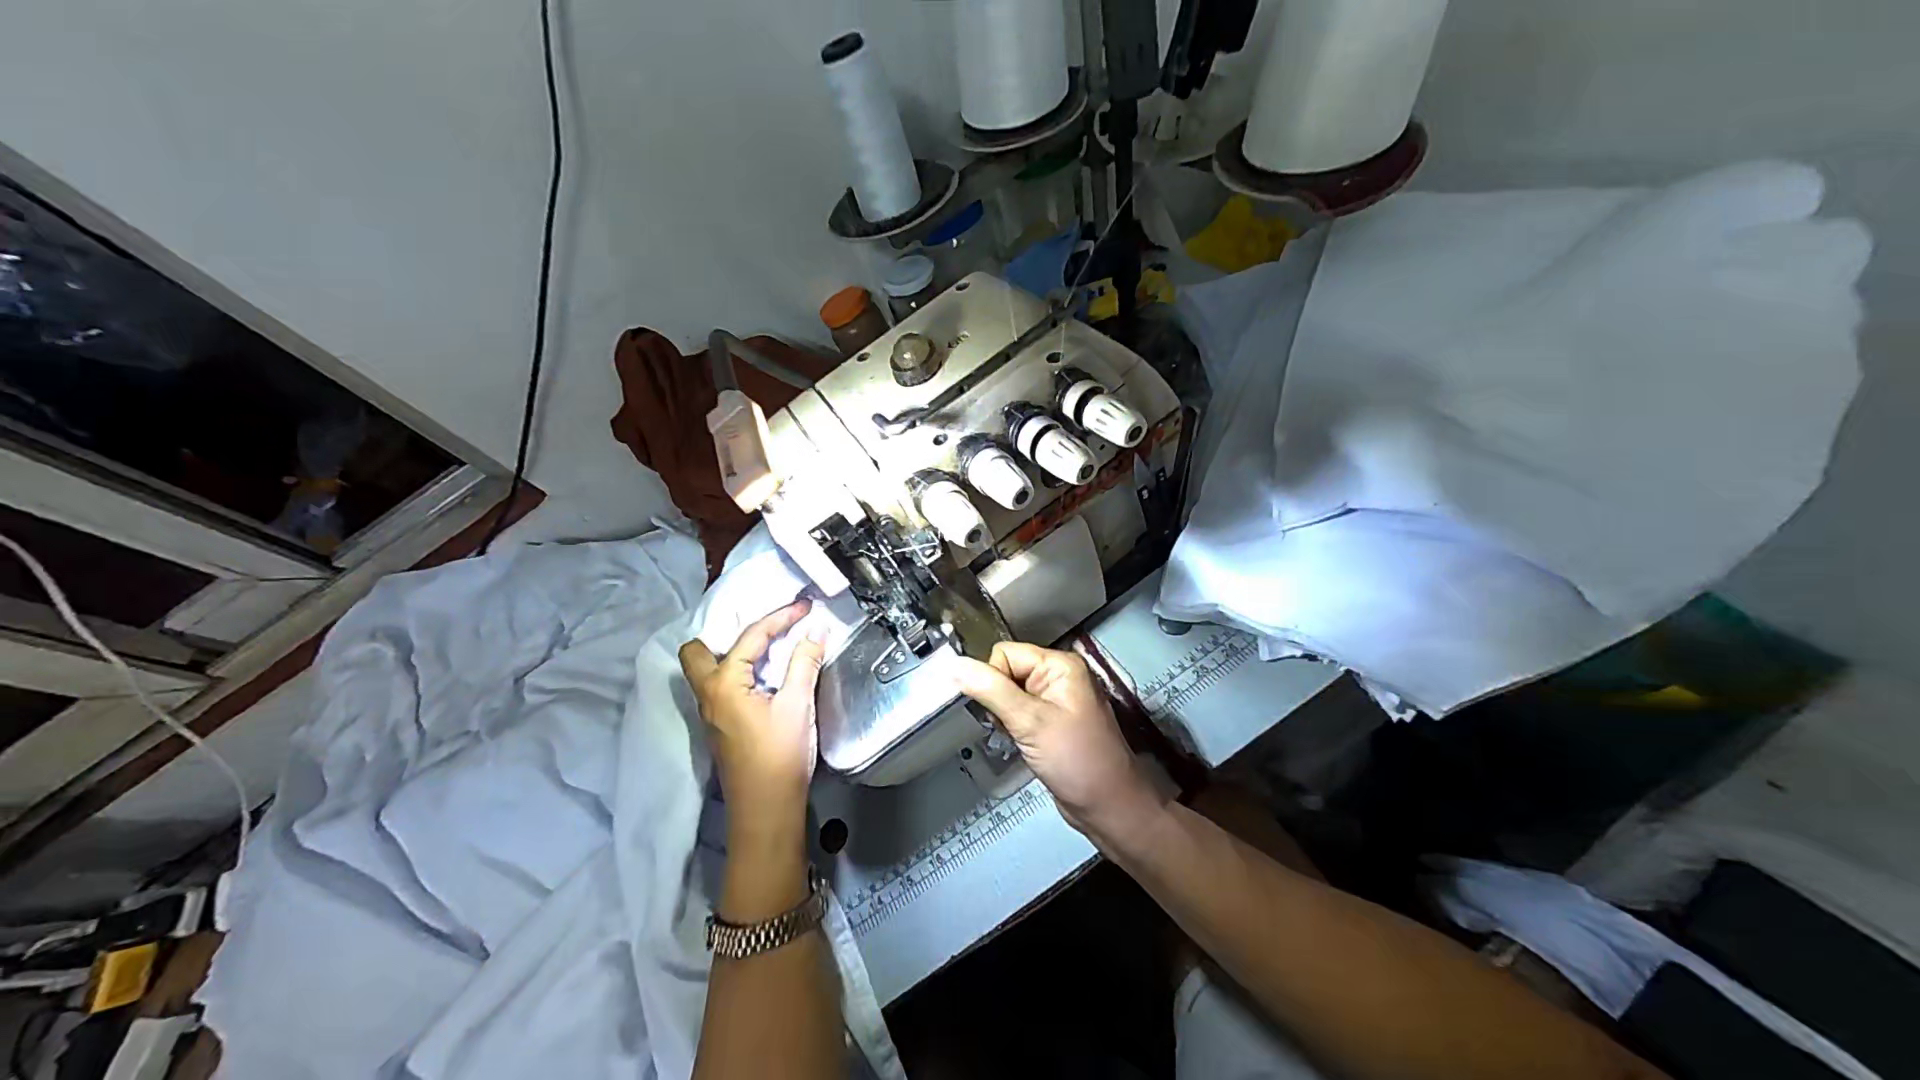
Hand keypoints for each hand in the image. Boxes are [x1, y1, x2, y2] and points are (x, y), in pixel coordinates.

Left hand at [679, 600, 825, 838]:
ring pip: (706, 670)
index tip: (804, 607)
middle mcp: (707, 694)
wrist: (766, 810)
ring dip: (733, 653)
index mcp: (724, 684)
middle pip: (699, 651)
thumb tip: (814, 631)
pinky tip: (764, 676)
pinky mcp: (719, 726)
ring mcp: (709, 712)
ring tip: (768, 648)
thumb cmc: (779, 757)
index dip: (781, 617)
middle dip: (729, 633)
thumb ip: (804, 663)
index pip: (751, 636)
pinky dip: (738, 671)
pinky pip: (719, 685)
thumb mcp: (797, 706)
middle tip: (766, 631)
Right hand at [950, 642, 1166, 839]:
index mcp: (1059, 665)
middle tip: (1013, 728)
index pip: (1004, 653)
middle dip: (998, 701)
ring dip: (1004, 717)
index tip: (1002, 711)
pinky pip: (1017, 713)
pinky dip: (1012, 728)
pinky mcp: (1049, 722)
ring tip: (1020, 739)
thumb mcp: (1029, 722)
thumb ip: (990, 689)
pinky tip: (1023, 745)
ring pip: (1007, 695)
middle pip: (1004, 672)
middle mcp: (1057, 677)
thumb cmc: (1079, 762)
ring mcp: (1055, 701)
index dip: (994, 680)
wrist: (1108, 806)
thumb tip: (955, 665)